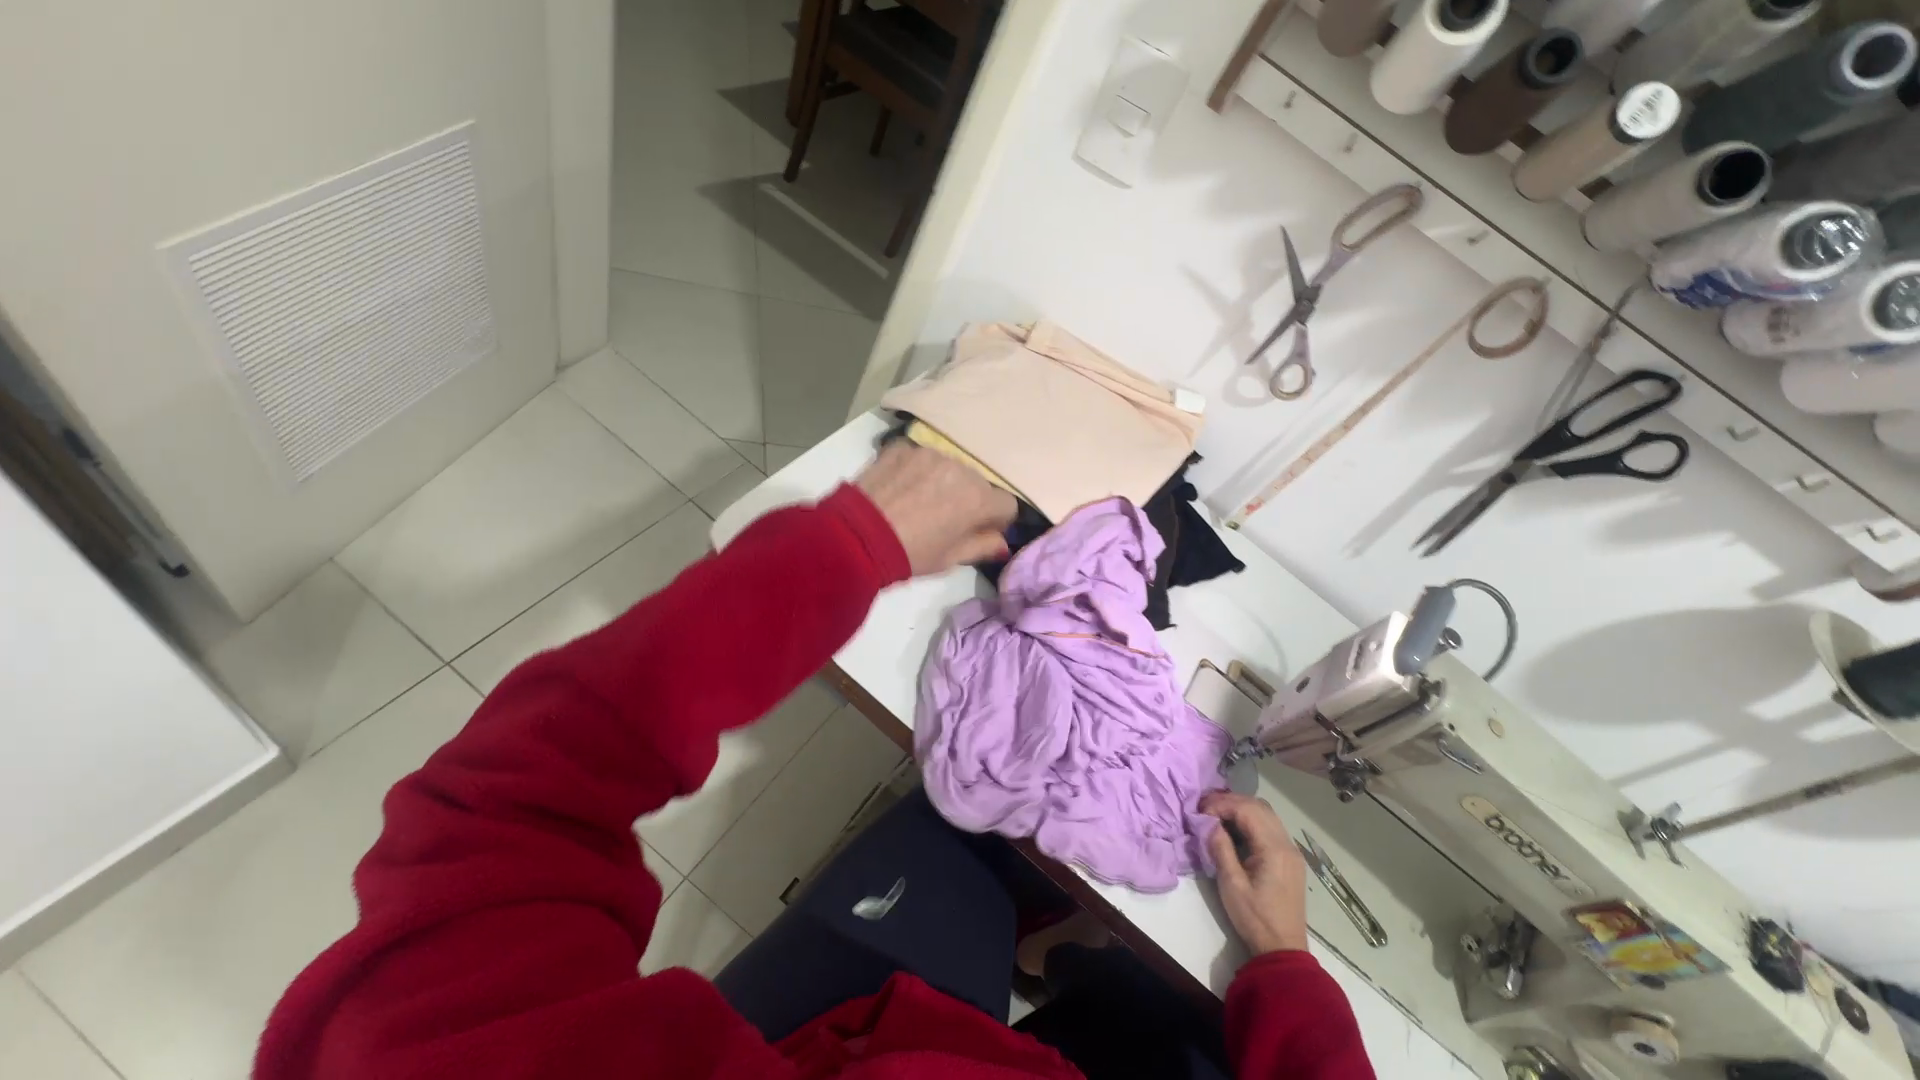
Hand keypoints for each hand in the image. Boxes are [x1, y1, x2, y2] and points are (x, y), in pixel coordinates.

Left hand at [855, 442, 1017, 576]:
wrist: (855, 537)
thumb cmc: (908, 554)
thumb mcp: (949, 559)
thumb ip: (982, 546)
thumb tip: (1001, 542)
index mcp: (977, 498)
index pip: (1006, 505)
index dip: (994, 521)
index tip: (976, 531)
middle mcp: (959, 467)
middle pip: (977, 483)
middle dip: (968, 498)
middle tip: (943, 519)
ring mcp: (928, 453)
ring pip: (949, 467)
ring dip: (943, 482)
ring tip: (918, 502)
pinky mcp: (901, 447)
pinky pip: (919, 458)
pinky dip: (915, 471)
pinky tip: (900, 489)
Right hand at [1202, 791, 1309, 956]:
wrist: (1282, 948)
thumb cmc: (1254, 918)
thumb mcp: (1231, 885)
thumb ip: (1221, 849)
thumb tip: (1210, 823)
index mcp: (1274, 849)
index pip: (1248, 810)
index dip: (1222, 804)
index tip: (1200, 811)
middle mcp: (1287, 844)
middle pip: (1259, 807)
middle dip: (1231, 801)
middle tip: (1205, 807)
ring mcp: (1291, 851)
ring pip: (1267, 815)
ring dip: (1242, 808)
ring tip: (1216, 813)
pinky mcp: (1290, 859)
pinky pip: (1271, 828)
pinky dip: (1251, 820)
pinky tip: (1234, 828)